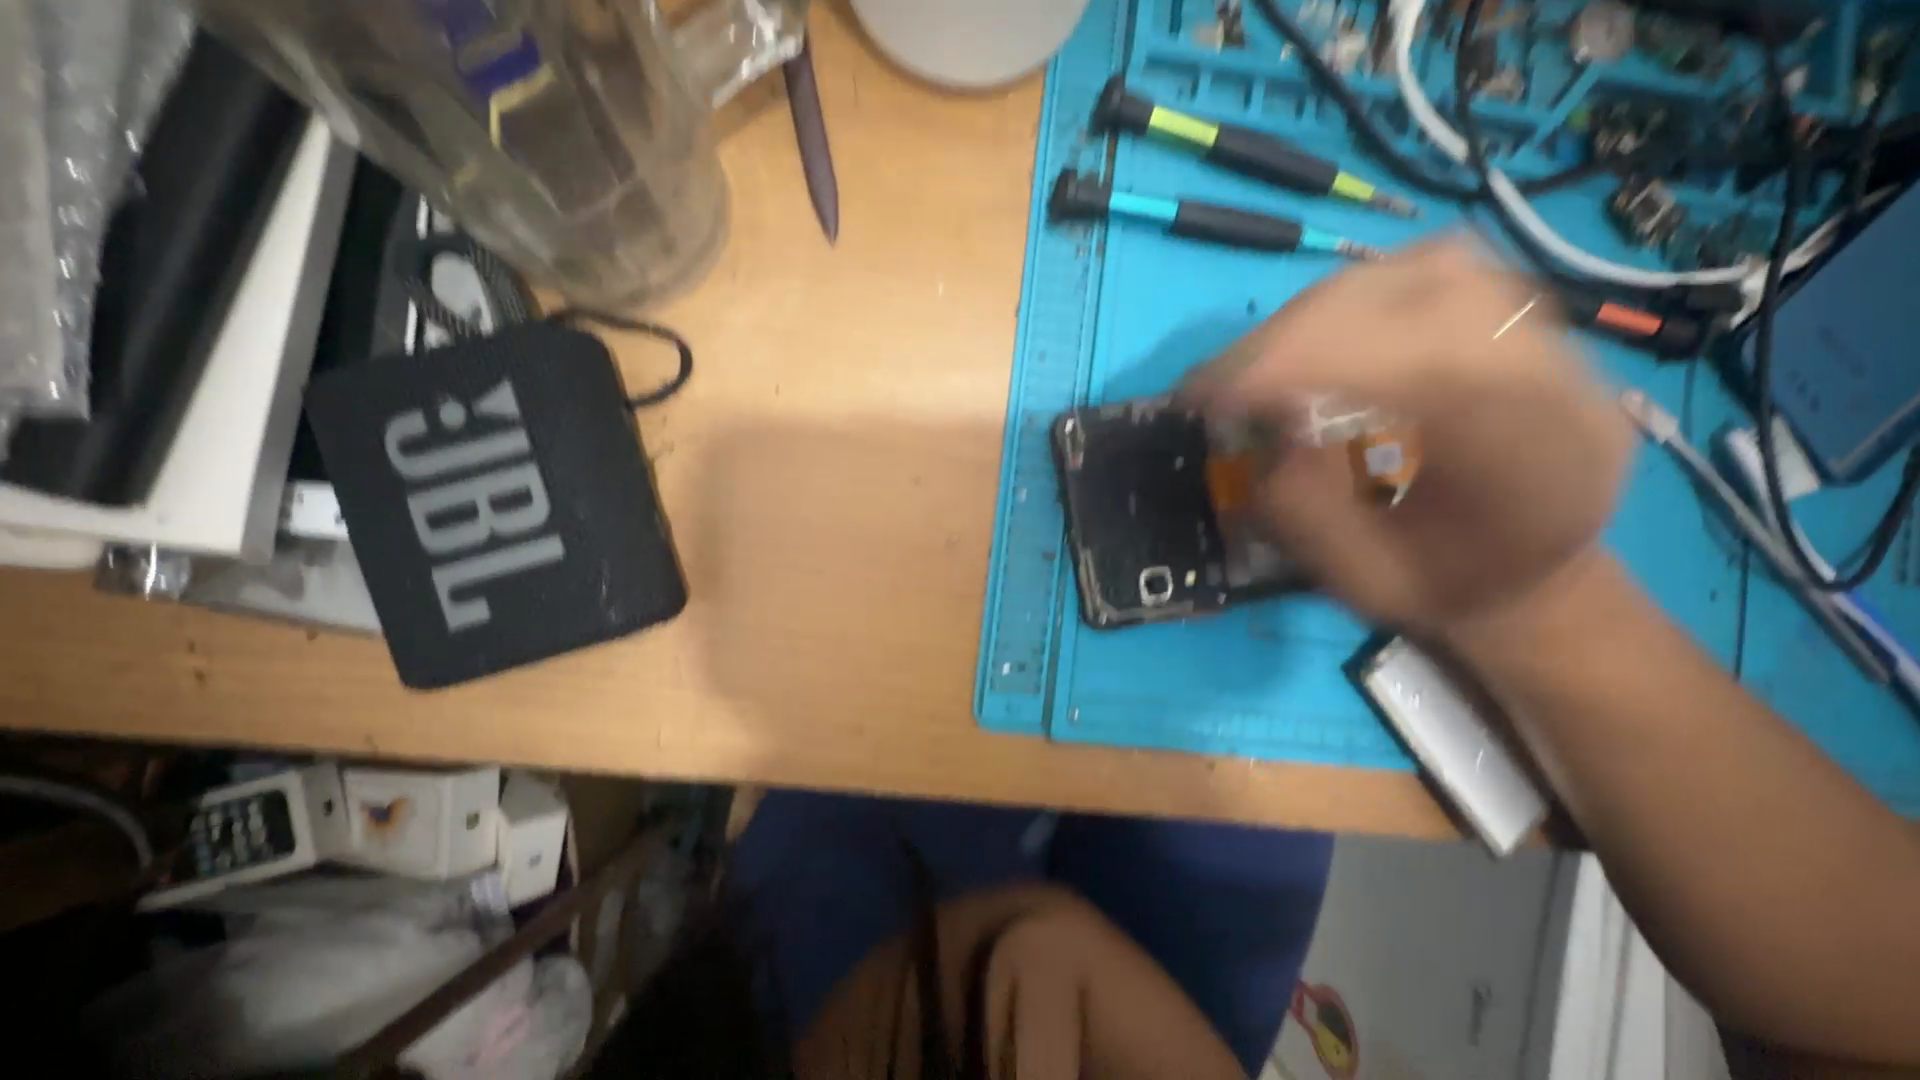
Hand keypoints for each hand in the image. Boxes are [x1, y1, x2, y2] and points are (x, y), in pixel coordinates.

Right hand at [1183, 238, 1633, 637]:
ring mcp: (1543, 330)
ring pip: (1419, 270)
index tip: (1218, 395)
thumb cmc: (1443, 585)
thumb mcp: (1368, 583)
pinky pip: (1423, 269)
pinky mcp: (1510, 309)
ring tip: (1256, 365)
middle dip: (1298, 338)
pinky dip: (1351, 298)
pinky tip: (1310, 341)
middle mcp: (1559, 374)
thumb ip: (1315, 513)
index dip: (1315, 364)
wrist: (1527, 568)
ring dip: (1317, 315)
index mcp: (1542, 459)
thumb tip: (1268, 429)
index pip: (1434, 368)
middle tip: (1218, 386)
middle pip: (1425, 301)